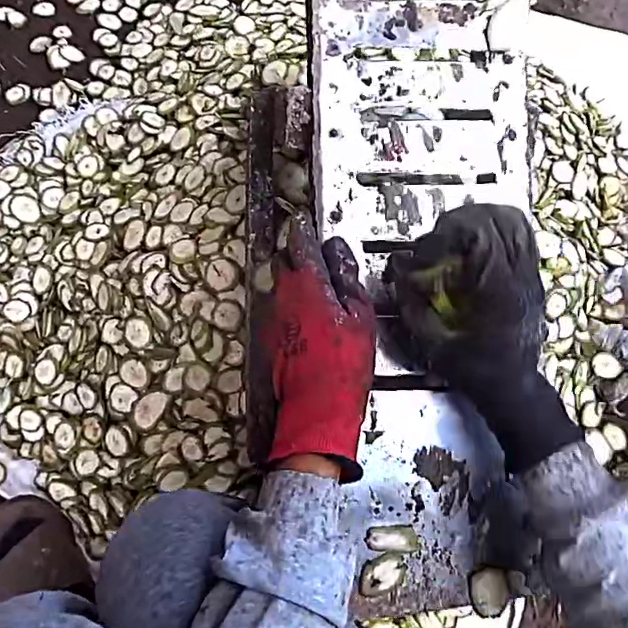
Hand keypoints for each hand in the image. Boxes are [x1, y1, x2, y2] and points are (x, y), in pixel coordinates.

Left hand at [260, 216, 376, 481]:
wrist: (315, 407)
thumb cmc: (343, 363)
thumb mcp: (359, 317)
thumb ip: (347, 279)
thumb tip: (337, 251)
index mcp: (306, 284)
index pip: (299, 243)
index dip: (302, 228)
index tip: (304, 220)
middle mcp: (281, 294)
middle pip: (283, 260)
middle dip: (296, 253)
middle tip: (316, 255)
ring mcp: (271, 314)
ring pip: (277, 284)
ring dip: (292, 279)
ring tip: (316, 286)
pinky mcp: (268, 333)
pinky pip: (278, 306)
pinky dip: (290, 302)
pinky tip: (308, 314)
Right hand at [387, 204, 581, 473]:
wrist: (512, 388)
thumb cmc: (474, 370)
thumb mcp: (432, 344)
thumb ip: (413, 306)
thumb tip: (398, 271)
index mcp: (498, 292)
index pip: (480, 234)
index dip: (445, 233)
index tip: (424, 253)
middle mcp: (520, 277)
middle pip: (498, 217)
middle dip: (458, 221)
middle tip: (436, 241)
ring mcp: (530, 274)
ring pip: (513, 219)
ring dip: (478, 219)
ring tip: (453, 237)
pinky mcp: (530, 275)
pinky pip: (519, 233)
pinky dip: (493, 228)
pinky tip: (472, 245)